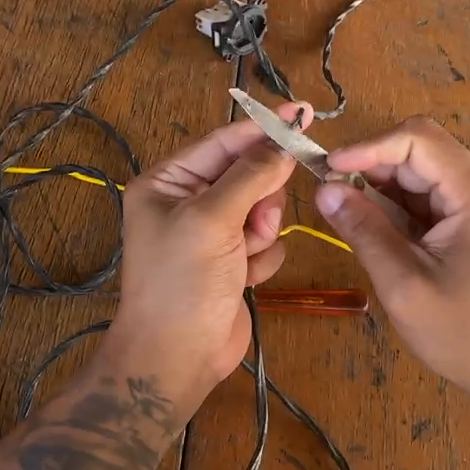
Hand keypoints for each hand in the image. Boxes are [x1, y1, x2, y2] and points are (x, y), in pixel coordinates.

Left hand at [108, 102, 304, 405]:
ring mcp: (211, 234)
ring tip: (245, 254)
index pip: (222, 142)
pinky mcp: (232, 262)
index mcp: (167, 182)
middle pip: (247, 174)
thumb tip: (282, 142)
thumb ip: (250, 176)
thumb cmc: (183, 282)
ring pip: (262, 208)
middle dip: (259, 196)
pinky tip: (245, 278)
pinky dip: (262, 257)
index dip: (263, 129)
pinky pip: (265, 241)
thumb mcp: (211, 220)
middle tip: (257, 219)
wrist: (178, 356)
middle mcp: (187, 202)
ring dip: (261, 231)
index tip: (302, 113)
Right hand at [315, 117, 469, 409]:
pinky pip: (439, 203)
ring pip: (429, 178)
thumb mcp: (404, 285)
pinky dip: (405, 211)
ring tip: (348, 217)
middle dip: (373, 167)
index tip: (325, 169)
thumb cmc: (468, 337)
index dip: (367, 146)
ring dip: (386, 191)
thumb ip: (364, 231)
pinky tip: (380, 233)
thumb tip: (324, 190)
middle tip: (330, 195)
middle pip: (424, 154)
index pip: (417, 140)